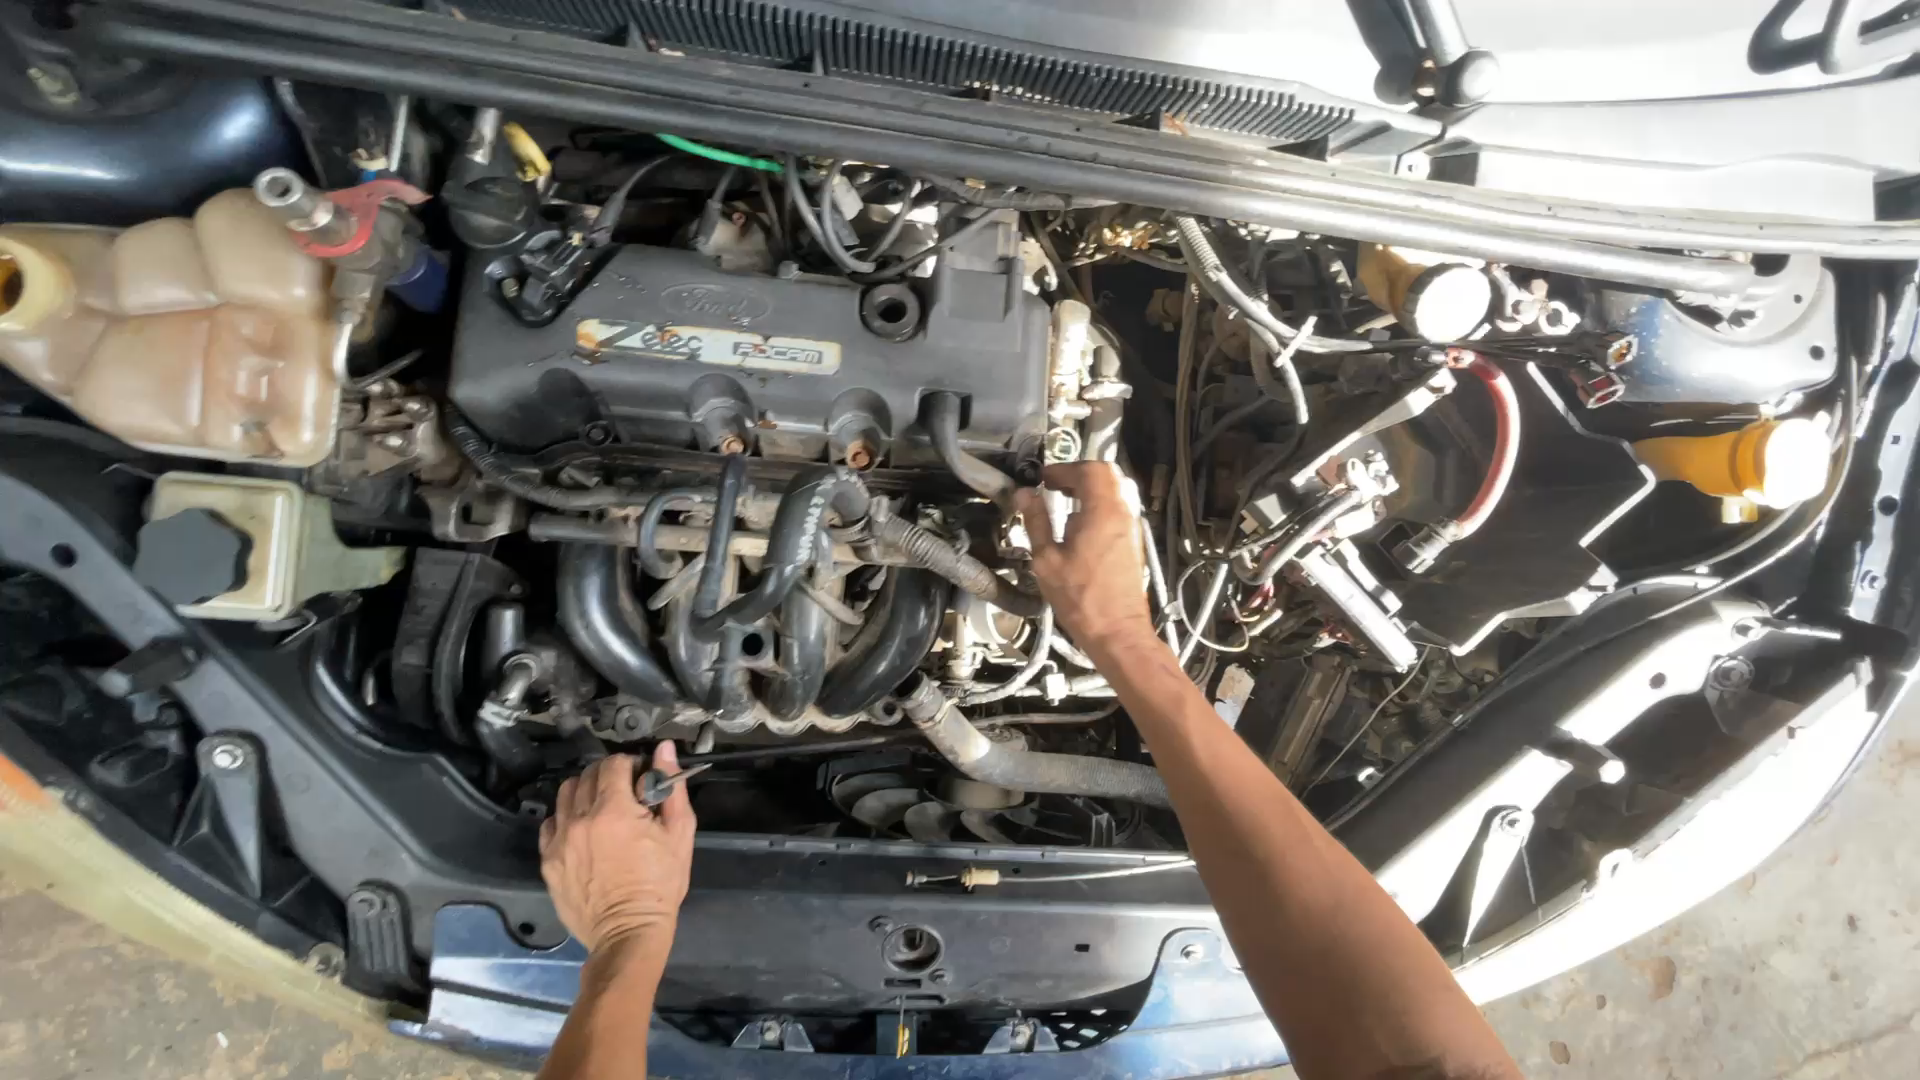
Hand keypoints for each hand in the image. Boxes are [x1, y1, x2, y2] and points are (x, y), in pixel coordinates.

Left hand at [540, 744, 696, 952]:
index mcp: (615, 811)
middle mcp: (580, 820)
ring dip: (584, 790)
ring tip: (602, 806)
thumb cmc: (661, 882)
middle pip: (587, 775)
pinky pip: (550, 823)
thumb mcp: (679, 832)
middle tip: (625, 789)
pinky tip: (583, 828)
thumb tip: (664, 749)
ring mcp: (559, 841)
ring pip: (565, 794)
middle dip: (608, 774)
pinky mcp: (547, 861)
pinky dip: (566, 817)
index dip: (630, 763)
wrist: (628, 932)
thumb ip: (670, 787)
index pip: (613, 764)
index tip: (641, 776)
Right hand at [1015, 462, 1157, 660]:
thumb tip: (1024, 495)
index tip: (1042, 479)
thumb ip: (1036, 521)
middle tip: (1054, 485)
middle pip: (1107, 473)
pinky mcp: (1134, 541)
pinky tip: (1080, 525)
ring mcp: (1132, 527)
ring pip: (1117, 489)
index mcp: (1102, 511)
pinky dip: (1100, 504)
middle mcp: (1123, 512)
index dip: (1063, 468)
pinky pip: (1120, 508)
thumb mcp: (1046, 560)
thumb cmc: (1080, 599)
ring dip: (1091, 488)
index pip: (1088, 469)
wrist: (1117, 631)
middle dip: (1079, 473)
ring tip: (1065, 501)